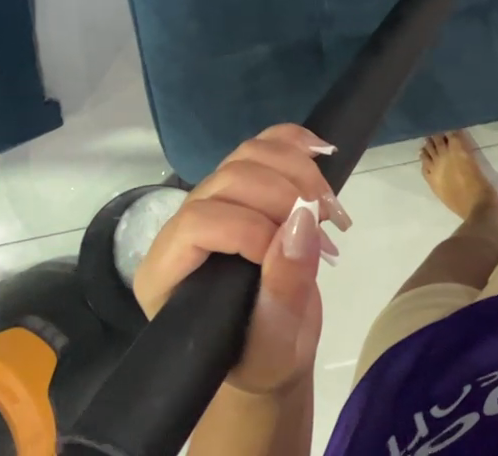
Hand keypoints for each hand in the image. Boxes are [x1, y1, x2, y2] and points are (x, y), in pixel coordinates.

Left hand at [131, 124, 351, 395]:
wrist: (274, 346)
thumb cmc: (263, 354)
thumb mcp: (274, 340)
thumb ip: (283, 287)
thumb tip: (301, 221)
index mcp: (168, 271)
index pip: (198, 222)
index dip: (248, 228)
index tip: (288, 254)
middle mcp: (184, 226)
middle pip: (230, 179)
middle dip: (286, 196)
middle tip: (324, 230)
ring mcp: (217, 199)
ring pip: (250, 153)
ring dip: (300, 172)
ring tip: (329, 209)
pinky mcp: (250, 186)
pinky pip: (268, 143)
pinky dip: (298, 142)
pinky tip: (324, 155)